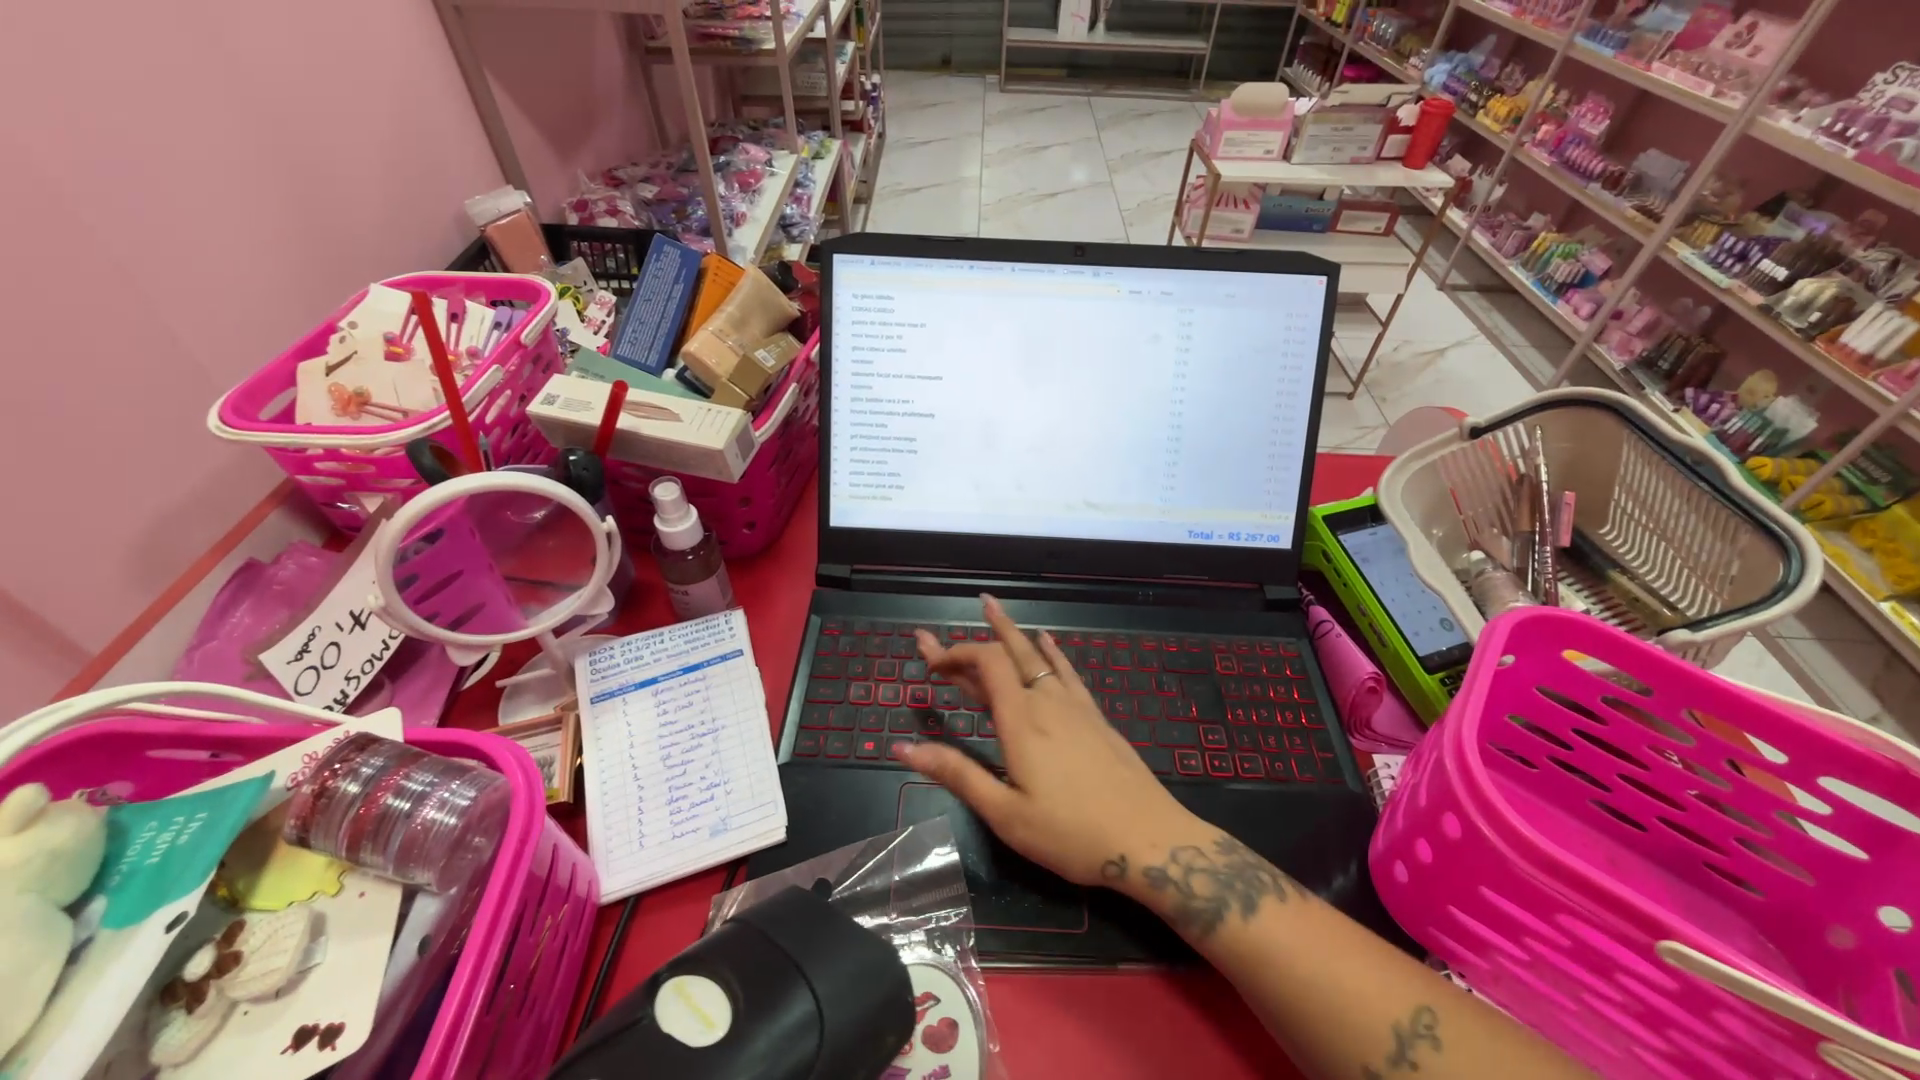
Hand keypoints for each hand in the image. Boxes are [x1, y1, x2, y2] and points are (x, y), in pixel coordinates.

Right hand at [895, 596, 1198, 887]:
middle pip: (1007, 654)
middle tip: (938, 631)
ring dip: (1010, 633)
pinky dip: (1051, 652)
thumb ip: (956, 774)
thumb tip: (903, 747)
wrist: (1148, 840)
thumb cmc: (1070, 833)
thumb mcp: (1005, 813)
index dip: (954, 654)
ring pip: (1036, 658)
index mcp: (1021, 720)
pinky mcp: (1097, 719)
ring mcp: (1077, 708)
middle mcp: (1047, 702)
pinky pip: (1067, 672)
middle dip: (971, 640)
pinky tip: (1047, 641)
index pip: (985, 664)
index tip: (929, 661)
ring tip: (990, 608)